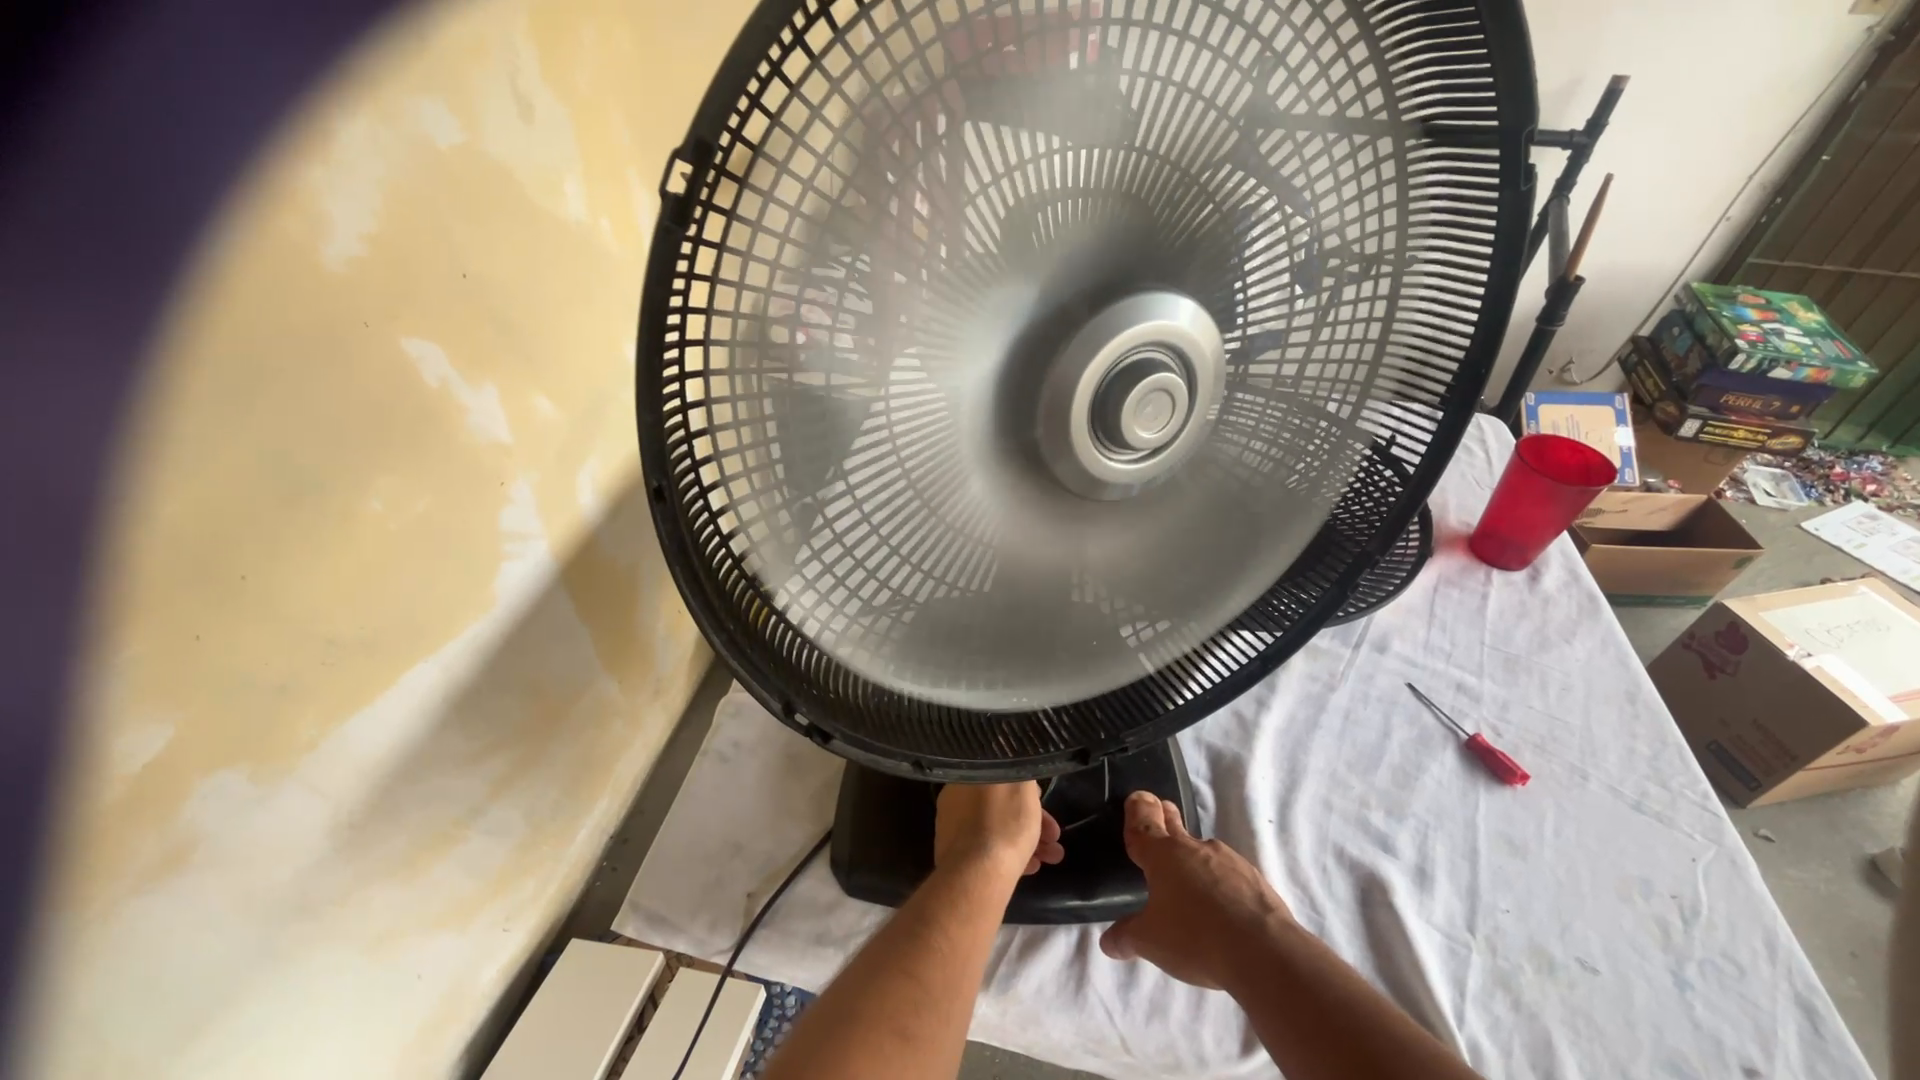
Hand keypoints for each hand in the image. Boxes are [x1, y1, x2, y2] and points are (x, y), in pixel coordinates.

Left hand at [934, 781, 1064, 881]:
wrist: (977, 876)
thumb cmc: (1004, 825)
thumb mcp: (1023, 787)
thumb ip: (1022, 776)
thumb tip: (1020, 778)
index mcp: (968, 778)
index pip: (1004, 783)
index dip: (1030, 796)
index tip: (1047, 811)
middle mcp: (955, 801)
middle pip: (1002, 808)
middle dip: (1034, 822)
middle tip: (1055, 839)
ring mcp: (953, 830)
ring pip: (998, 830)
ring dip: (1028, 841)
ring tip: (1052, 858)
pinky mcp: (955, 858)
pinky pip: (988, 850)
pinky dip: (1010, 855)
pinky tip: (1031, 868)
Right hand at [1100, 791, 1293, 988]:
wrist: (1265, 953)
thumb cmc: (1194, 937)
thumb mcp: (1149, 942)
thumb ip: (1126, 937)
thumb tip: (1109, 942)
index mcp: (1163, 855)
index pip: (1144, 822)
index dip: (1137, 809)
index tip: (1137, 798)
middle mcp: (1195, 849)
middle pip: (1175, 824)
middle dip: (1166, 818)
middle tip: (1161, 814)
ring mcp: (1230, 862)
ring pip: (1204, 852)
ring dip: (1194, 862)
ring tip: (1189, 888)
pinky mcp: (1255, 881)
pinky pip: (1229, 876)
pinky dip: (1220, 886)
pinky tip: (1220, 911)